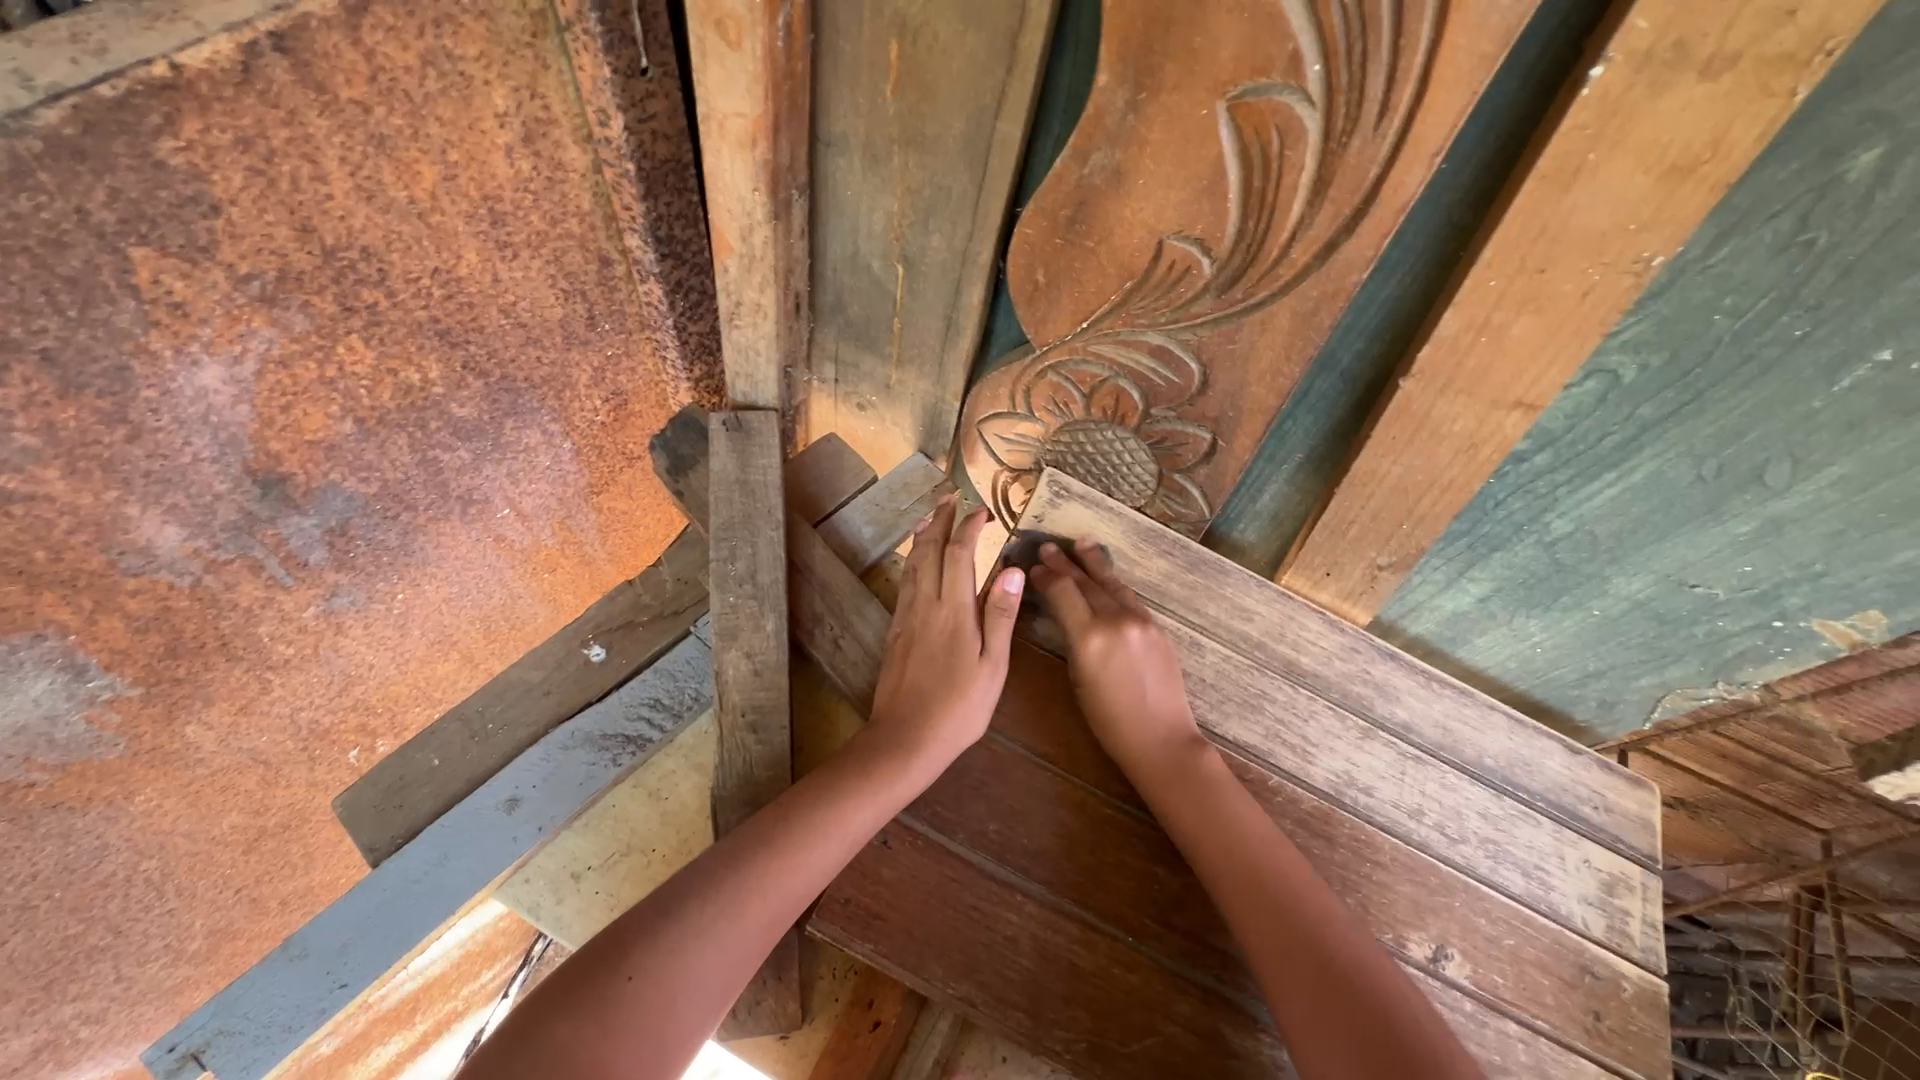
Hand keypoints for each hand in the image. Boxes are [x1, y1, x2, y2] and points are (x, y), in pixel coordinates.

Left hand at [867, 496, 1024, 766]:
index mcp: (954, 610)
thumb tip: (1013, 569)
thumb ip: (1000, 615)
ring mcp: (906, 617)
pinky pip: (904, 583)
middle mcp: (926, 605)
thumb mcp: (993, 665)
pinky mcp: (895, 631)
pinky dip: (911, 562)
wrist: (905, 737)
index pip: (960, 554)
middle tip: (949, 497)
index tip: (982, 509)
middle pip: (929, 550)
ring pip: (912, 565)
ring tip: (930, 517)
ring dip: (922, 536)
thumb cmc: (959, 707)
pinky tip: (915, 563)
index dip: (969, 527)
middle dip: (940, 521)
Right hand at [1029, 539, 1202, 772]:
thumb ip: (1071, 641)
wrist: (1161, 738)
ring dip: (1093, 563)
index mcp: (1089, 638)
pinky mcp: (1156, 627)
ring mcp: (1140, 621)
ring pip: (1111, 584)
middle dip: (1065, 564)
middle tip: (1048, 547)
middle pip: (1086, 583)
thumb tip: (1064, 617)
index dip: (1046, 578)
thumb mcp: (1077, 680)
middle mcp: (1115, 620)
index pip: (1063, 593)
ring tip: (1080, 543)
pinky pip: (1129, 597)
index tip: (1033, 567)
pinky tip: (1105, 577)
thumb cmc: (1108, 722)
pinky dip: (1112, 583)